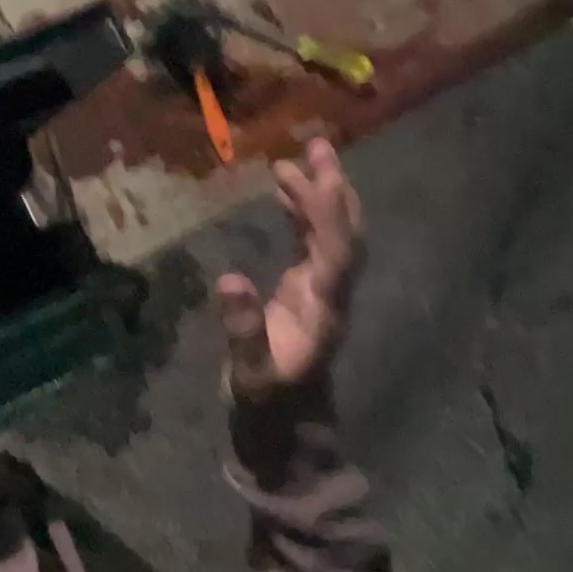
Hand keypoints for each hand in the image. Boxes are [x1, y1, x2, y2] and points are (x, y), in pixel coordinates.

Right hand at [218, 139, 363, 400]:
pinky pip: (312, 244)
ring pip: (331, 235)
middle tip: (317, 145)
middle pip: (345, 233)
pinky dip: (302, 216)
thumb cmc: (266, 401)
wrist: (284, 426)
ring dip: (318, 197)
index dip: (327, 210)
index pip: (334, 250)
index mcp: (323, 308)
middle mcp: (331, 292)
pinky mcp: (306, 293)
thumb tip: (228, 279)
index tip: (316, 172)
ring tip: (291, 162)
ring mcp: (321, 291)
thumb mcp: (250, 373)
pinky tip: (283, 197)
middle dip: (335, 189)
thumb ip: (243, 329)